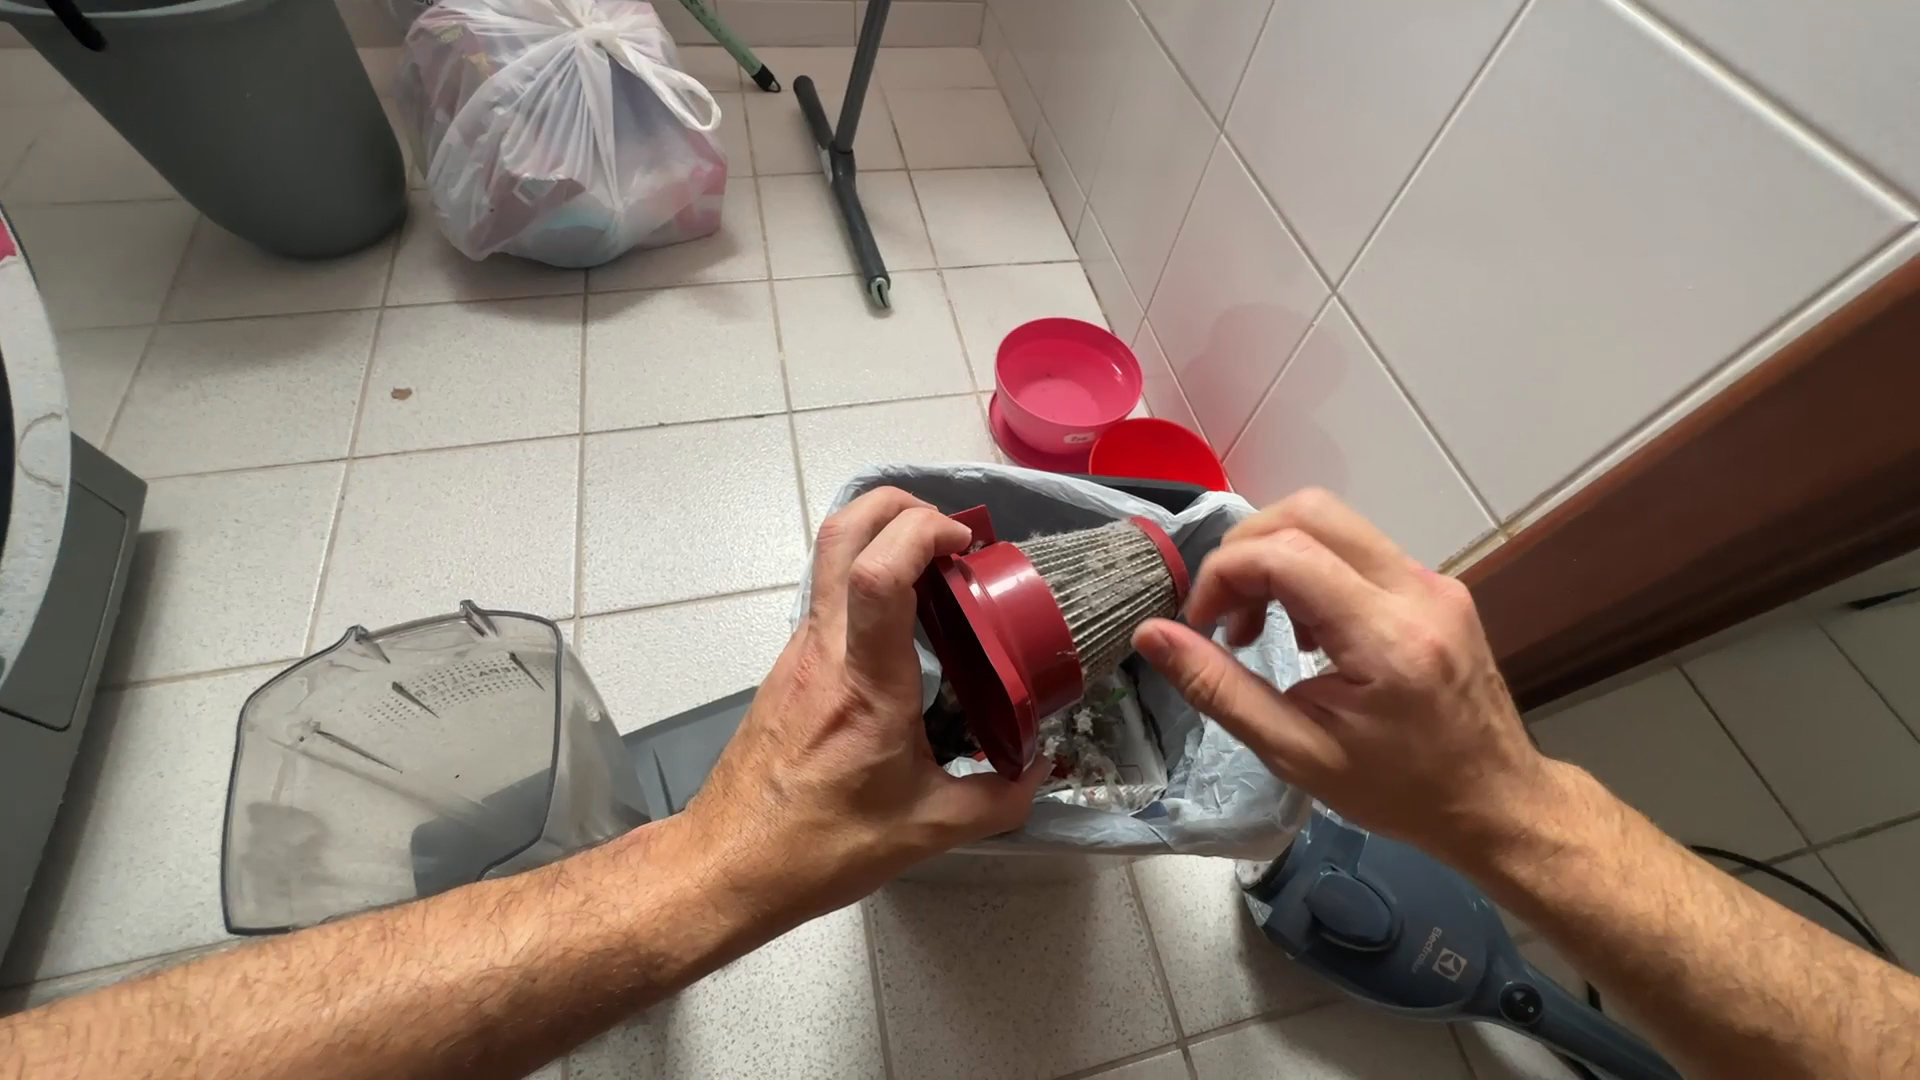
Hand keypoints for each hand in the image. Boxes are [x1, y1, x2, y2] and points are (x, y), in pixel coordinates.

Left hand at [682, 487, 1048, 921]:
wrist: (726, 864)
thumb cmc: (821, 845)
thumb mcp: (926, 829)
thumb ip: (997, 798)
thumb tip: (1038, 770)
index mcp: (865, 680)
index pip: (878, 573)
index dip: (923, 533)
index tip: (966, 544)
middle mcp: (826, 647)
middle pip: (842, 531)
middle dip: (898, 504)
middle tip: (950, 534)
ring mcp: (801, 649)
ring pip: (832, 557)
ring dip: (885, 538)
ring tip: (941, 573)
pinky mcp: (792, 663)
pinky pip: (832, 595)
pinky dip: (871, 578)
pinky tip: (908, 625)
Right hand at [1130, 489, 1553, 864]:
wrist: (1499, 803)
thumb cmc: (1396, 790)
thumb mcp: (1293, 752)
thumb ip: (1216, 687)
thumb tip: (1150, 634)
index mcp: (1386, 638)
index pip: (1284, 554)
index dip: (1222, 575)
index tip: (1199, 624)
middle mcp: (1415, 590)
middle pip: (1309, 512)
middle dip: (1243, 549)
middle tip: (1221, 611)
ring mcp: (1431, 581)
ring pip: (1330, 520)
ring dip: (1271, 557)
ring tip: (1255, 625)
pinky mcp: (1432, 585)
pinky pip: (1352, 546)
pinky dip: (1304, 568)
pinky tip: (1300, 626)